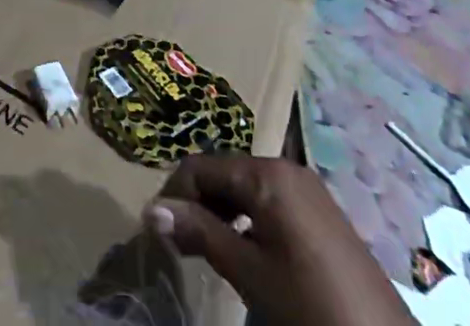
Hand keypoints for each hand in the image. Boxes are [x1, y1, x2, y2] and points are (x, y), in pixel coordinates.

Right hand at [145, 155, 413, 325]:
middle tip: (179, 245)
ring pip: (244, 187)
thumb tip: (151, 210)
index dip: (173, 196)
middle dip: (196, 203)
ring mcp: (306, 188)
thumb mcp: (248, 271)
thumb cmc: (309, 303)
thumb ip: (199, 233)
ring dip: (219, 213)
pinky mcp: (319, 211)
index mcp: (266, 174)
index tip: (158, 233)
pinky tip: (243, 252)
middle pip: (222, 173)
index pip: (200, 167)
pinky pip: (268, 201)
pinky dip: (246, 219)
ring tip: (205, 249)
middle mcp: (285, 168)